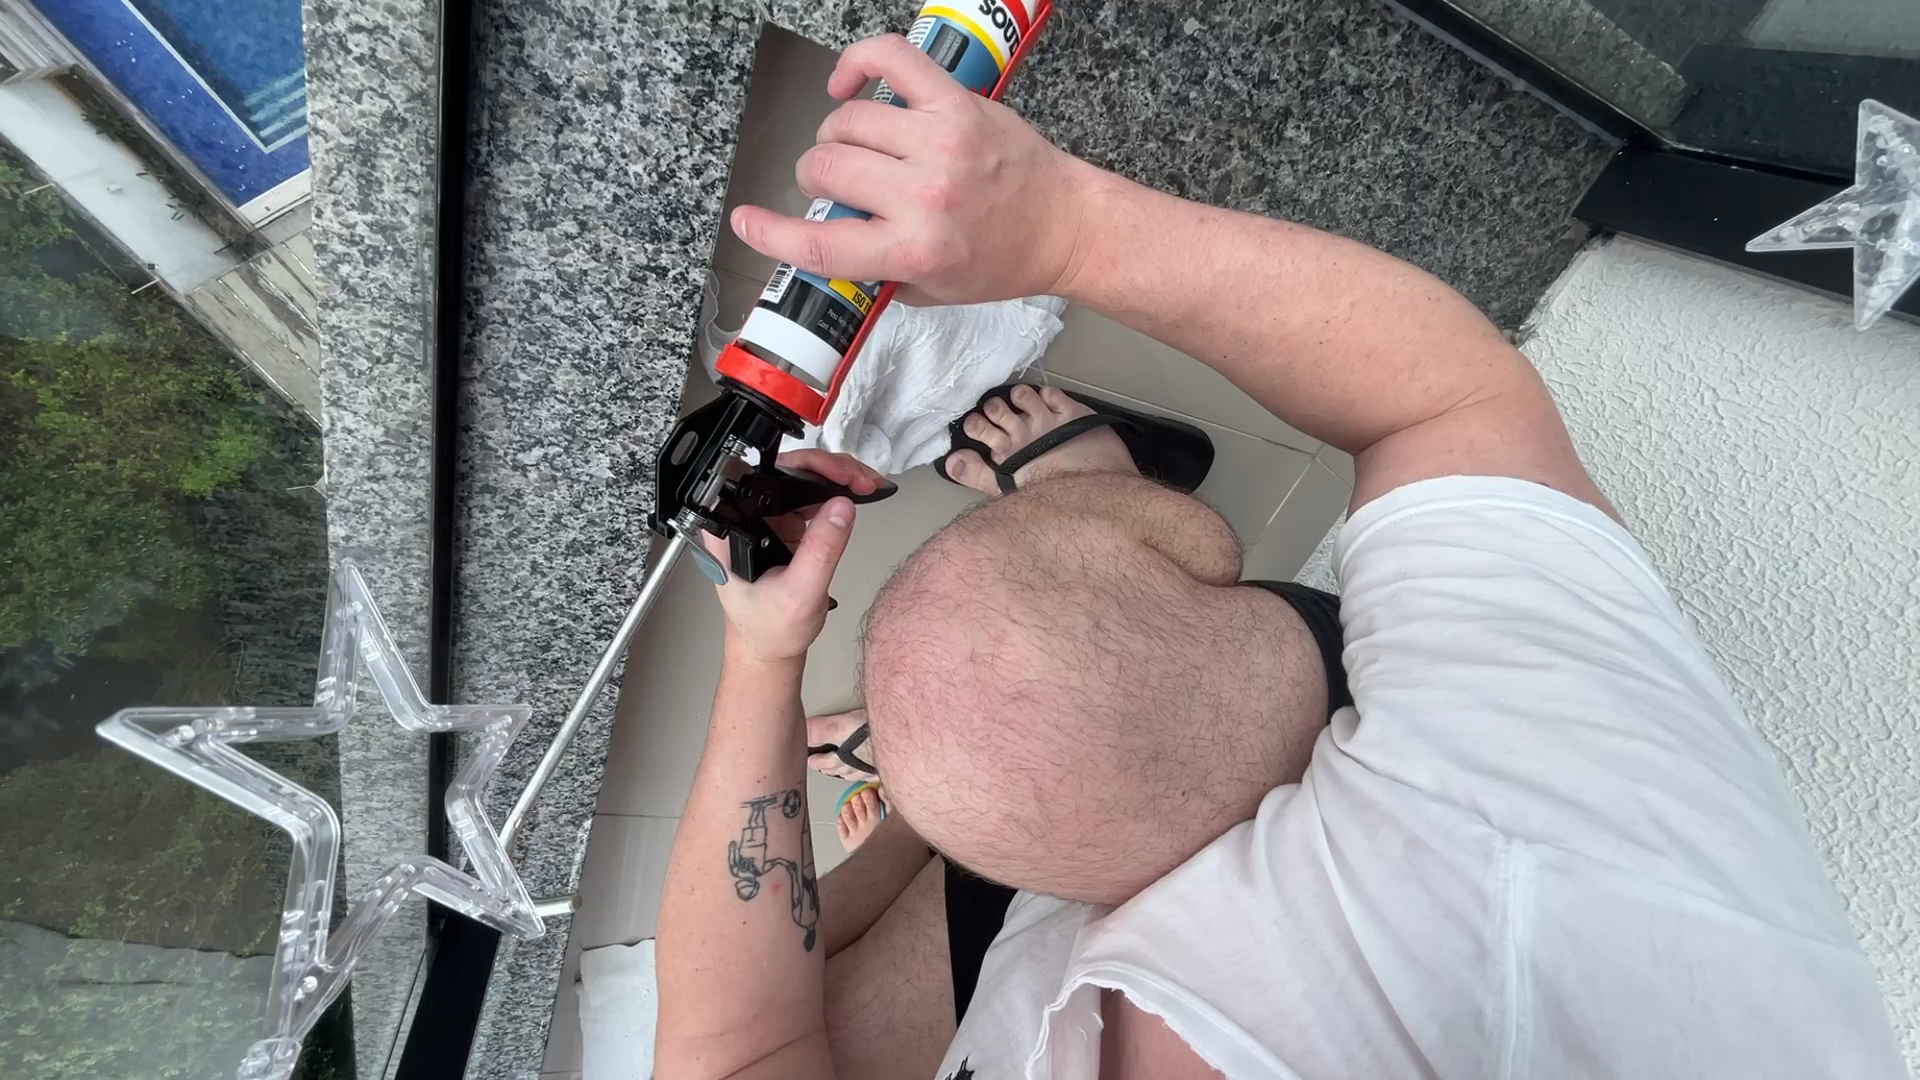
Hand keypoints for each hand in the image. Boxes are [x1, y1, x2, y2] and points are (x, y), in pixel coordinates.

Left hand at [707, 450, 880, 664]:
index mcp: (732, 528)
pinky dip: (837, 492)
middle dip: (830, 469)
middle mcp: (745, 517)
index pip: (766, 477)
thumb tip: (842, 507)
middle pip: (788, 471)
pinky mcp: (784, 525)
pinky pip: (813, 497)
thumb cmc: (770, 629)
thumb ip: (821, 550)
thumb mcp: (800, 594)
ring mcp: (766, 519)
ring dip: (838, 477)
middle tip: (862, 479)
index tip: (839, 475)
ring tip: (867, 484)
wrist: (769, 649)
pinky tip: (857, 494)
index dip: (806, 467)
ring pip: (804, 480)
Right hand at [728, 33, 1096, 304]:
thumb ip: (879, 272)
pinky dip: (857, 66)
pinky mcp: (954, 102)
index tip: (748, 224)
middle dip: (816, 182)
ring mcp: (938, 140)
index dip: (774, 235)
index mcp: (916, 250)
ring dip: (836, 139)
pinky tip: (847, 90)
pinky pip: (888, 58)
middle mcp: (923, 194)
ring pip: (846, 122)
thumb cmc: (1003, 261)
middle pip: (825, 168)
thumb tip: (834, 245)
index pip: (824, 243)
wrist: (1061, 225)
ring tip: (855, 154)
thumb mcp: (935, 291)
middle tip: (836, 192)